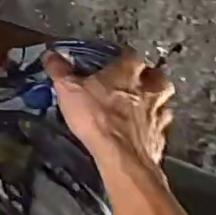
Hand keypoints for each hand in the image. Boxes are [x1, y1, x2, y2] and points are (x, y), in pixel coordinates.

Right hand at [44, 48, 174, 168]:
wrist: (122, 159)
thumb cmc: (96, 118)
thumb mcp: (69, 90)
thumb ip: (60, 70)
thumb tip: (51, 55)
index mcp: (127, 73)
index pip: (131, 54)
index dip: (124, 56)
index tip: (116, 59)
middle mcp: (148, 90)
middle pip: (158, 76)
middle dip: (149, 77)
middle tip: (138, 81)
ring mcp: (158, 115)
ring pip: (164, 101)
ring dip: (156, 101)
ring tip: (143, 106)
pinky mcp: (161, 139)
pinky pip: (161, 127)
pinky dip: (154, 126)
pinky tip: (143, 131)